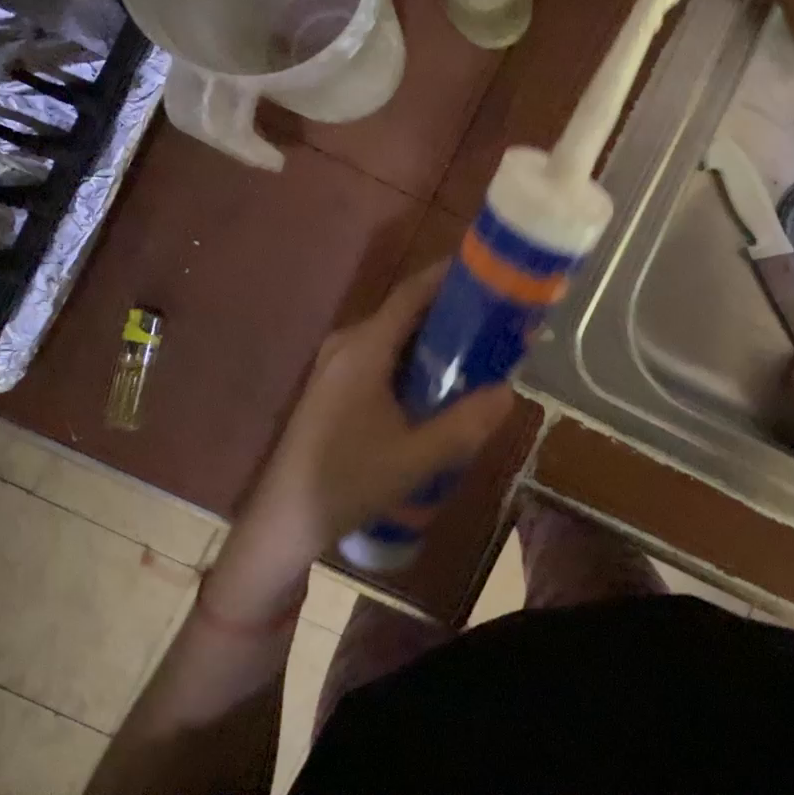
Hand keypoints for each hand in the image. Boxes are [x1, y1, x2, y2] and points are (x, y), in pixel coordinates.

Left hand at [202, 264, 514, 625]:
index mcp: (364, 349)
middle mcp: (347, 345)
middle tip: (502, 323)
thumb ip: (466, 424)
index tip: (493, 272)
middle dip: (455, 313)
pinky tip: (442, 385)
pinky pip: (383, 357)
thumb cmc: (347, 482)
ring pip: (396, 337)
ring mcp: (336, 366)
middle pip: (408, 312)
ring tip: (483, 351)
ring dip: (436, 340)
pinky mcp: (334, 388)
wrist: (283, 522)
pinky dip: (416, 360)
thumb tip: (509, 391)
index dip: (452, 276)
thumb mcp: (416, 458)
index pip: (413, 292)